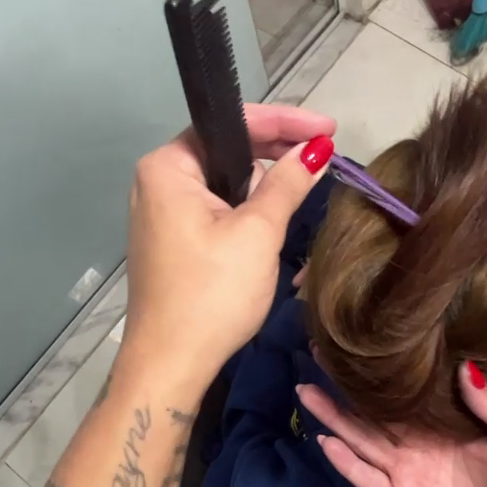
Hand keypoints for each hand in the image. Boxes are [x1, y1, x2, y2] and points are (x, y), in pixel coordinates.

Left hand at [119, 104, 334, 393]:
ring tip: (303, 186)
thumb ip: (287, 183)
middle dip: (275, 149)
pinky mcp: (173, 239)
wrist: (171, 364)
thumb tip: (317, 149)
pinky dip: (247, 206)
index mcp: (168, 166)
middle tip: (324, 152)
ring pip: (224, 180)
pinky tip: (274, 213)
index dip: (284, 121)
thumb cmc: (212, 293)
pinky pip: (216, 206)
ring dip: (263, 182)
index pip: (232, 123)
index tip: (328, 127)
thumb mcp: (257, 233)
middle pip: (227, 148)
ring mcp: (162, 212)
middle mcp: (158, 181)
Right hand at [298, 364, 486, 486]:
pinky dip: (344, 462)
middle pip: (375, 412)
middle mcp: (422, 444)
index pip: (409, 391)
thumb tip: (464, 367)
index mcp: (450, 424)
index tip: (362, 341)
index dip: (384, 370)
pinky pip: (367, 480)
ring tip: (306, 391)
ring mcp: (408, 475)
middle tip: (316, 355)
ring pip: (362, 440)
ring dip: (335, 417)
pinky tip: (324, 442)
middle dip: (345, 387)